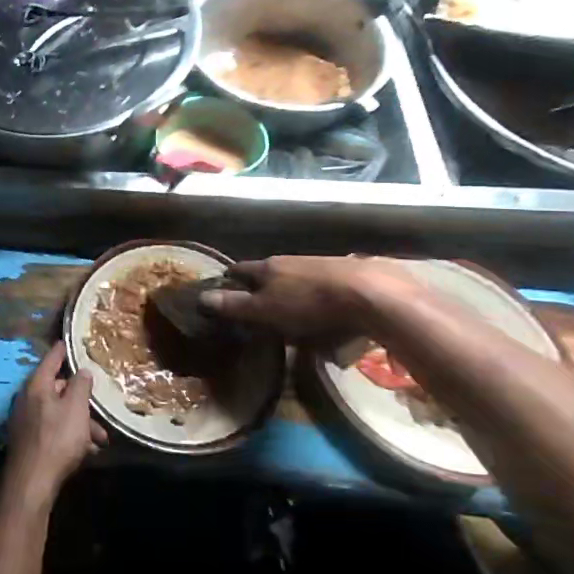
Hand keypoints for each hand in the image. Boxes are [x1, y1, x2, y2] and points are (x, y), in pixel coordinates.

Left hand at [4, 341, 105, 499]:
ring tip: (100, 439)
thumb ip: (81, 386)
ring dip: (80, 422)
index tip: (67, 341)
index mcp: (36, 385)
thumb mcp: (76, 409)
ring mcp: (26, 419)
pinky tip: (87, 450)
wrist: (32, 480)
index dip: (62, 350)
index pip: (51, 359)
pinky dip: (70, 435)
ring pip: (58, 412)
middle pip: (57, 389)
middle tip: (100, 408)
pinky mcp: (29, 439)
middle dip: (81, 399)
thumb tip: (82, 371)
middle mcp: (27, 398)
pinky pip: (53, 429)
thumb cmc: (57, 438)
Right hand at [199, 255, 396, 338]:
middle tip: (258, 308)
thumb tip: (201, 297)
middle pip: (270, 273)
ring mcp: (322, 264)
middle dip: (263, 287)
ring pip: (298, 277)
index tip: (222, 290)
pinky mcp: (350, 274)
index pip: (239, 269)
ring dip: (293, 291)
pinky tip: (328, 312)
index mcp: (268, 267)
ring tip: (293, 313)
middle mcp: (292, 260)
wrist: (373, 295)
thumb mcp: (265, 311)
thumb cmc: (310, 304)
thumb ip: (234, 305)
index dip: (229, 279)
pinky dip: (320, 297)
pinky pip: (326, 286)